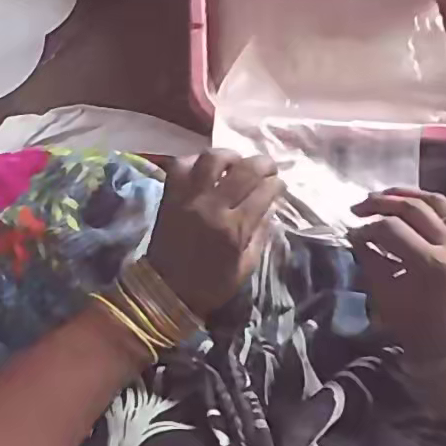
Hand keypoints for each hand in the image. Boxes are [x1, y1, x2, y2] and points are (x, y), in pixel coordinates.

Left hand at [145, 151, 283, 313]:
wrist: (166, 289)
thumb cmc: (211, 284)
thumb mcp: (246, 267)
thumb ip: (260, 234)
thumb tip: (269, 206)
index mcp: (234, 229)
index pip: (264, 193)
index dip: (277, 184)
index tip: (279, 184)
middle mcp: (212, 206)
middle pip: (244, 169)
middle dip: (263, 164)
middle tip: (268, 167)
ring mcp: (188, 197)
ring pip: (212, 158)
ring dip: (230, 156)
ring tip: (237, 163)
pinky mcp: (169, 194)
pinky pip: (182, 164)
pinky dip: (196, 161)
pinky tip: (206, 168)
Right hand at [351, 188, 445, 360]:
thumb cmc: (415, 324)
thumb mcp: (384, 293)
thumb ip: (371, 259)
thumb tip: (356, 234)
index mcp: (430, 263)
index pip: (391, 228)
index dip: (367, 227)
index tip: (352, 233)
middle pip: (413, 208)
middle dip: (381, 203)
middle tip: (359, 206)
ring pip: (438, 202)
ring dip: (408, 194)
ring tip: (385, 196)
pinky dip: (437, 204)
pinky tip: (419, 205)